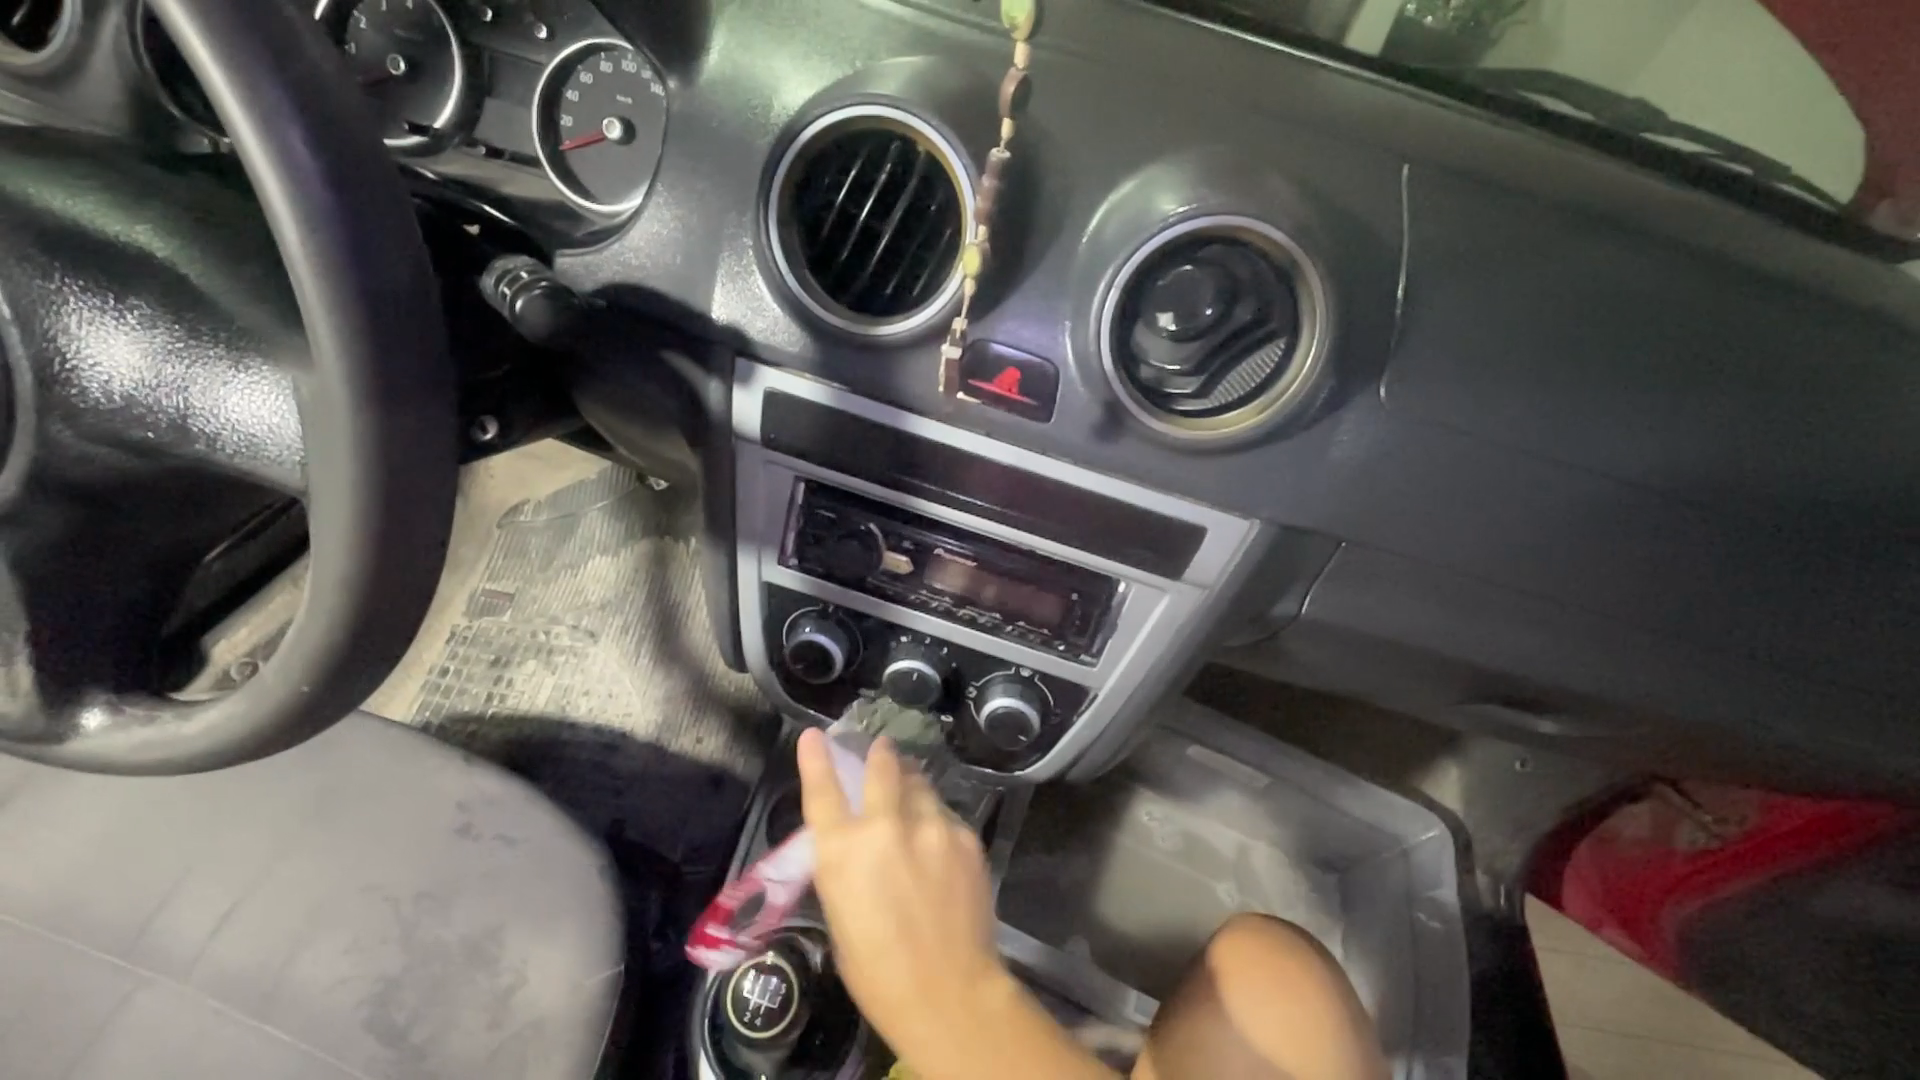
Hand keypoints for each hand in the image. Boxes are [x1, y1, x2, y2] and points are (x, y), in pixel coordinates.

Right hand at [796, 729, 1009, 1057]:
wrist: (949, 991)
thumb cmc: (879, 972)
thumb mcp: (841, 917)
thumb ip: (846, 869)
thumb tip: (855, 846)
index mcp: (843, 851)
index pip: (823, 790)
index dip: (816, 759)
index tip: (815, 736)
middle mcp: (886, 827)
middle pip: (882, 769)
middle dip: (881, 754)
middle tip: (882, 747)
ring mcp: (931, 827)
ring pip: (920, 786)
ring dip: (912, 783)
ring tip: (912, 785)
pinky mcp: (965, 837)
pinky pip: (946, 816)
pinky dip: (937, 819)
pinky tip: (939, 839)